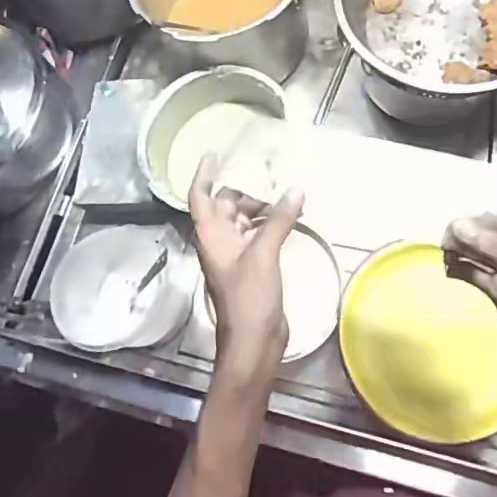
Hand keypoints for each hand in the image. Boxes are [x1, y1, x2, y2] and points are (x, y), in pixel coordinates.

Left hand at [188, 156, 303, 389]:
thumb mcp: (263, 254)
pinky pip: (257, 238)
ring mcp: (235, 257)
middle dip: (244, 191)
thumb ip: (277, 221)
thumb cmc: (249, 297)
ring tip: (287, 197)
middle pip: (225, 207)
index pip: (200, 198)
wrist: (254, 341)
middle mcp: (219, 243)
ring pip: (243, 222)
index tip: (213, 155)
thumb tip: (295, 190)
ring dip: (261, 209)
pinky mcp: (252, 269)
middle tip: (271, 178)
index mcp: (211, 237)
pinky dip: (270, 226)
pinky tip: (290, 220)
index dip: (203, 175)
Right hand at [443, 215, 496, 422]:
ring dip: (462, 252)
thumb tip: (460, 226)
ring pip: (481, 255)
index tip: (452, 229)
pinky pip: (477, 274)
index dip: (479, 225)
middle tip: (444, 242)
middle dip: (468, 237)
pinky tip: (448, 267)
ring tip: (442, 252)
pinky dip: (462, 269)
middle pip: (490, 237)